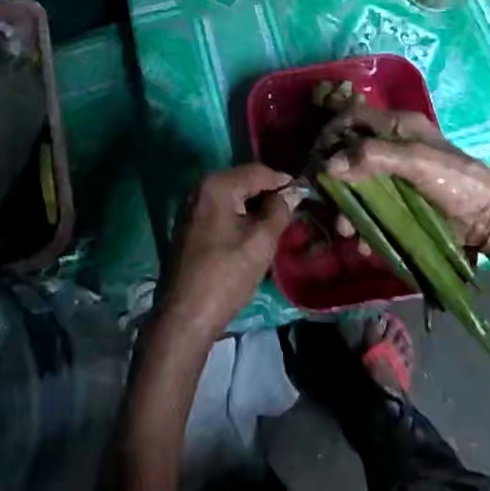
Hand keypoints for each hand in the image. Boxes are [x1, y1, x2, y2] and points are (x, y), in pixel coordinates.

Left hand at [156, 164, 300, 341]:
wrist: (184, 319)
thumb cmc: (226, 275)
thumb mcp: (261, 241)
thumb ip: (280, 211)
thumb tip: (292, 193)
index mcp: (216, 185)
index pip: (258, 171)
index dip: (283, 181)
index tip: (305, 193)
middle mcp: (200, 189)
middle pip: (244, 182)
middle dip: (269, 194)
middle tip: (293, 209)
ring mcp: (191, 209)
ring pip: (233, 198)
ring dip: (255, 207)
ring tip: (278, 222)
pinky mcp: (189, 228)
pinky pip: (222, 212)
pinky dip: (240, 217)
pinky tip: (254, 234)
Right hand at [321, 106, 489, 257]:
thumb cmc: (456, 182)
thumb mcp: (417, 162)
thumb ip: (374, 156)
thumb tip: (329, 164)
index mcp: (398, 125)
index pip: (353, 118)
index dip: (332, 133)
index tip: (317, 159)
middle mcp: (392, 146)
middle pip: (348, 154)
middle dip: (335, 180)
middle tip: (328, 204)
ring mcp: (394, 176)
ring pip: (356, 185)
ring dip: (346, 208)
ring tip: (347, 232)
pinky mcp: (398, 204)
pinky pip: (369, 210)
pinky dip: (361, 225)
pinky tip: (363, 243)